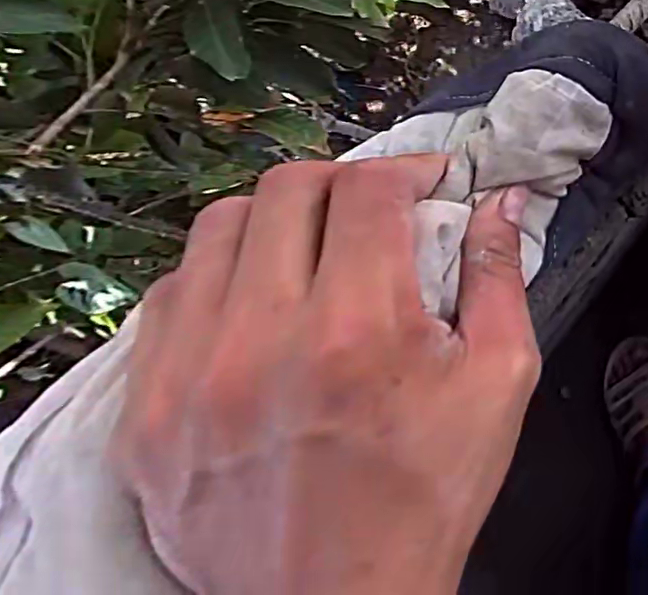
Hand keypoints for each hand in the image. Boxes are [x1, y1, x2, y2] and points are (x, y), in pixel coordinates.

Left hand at [115, 156, 541, 594]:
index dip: (410, 167)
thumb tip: (504, 199)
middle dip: (350, 178)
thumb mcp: (503, 372)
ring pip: (218, 228)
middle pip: (287, 190)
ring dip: (285, 214)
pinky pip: (171, 294)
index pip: (368, 191)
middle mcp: (261, 339)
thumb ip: (501, 272)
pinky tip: (267, 293)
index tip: (436, 181)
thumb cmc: (438, 480)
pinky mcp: (142, 416)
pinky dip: (227, 268)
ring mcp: (186, 378)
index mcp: (360, 327)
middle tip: (386, 204)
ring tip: (325, 240)